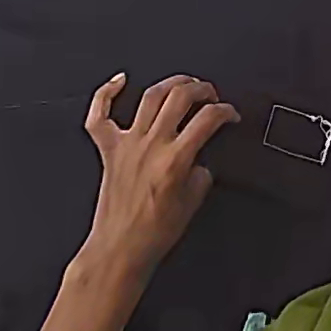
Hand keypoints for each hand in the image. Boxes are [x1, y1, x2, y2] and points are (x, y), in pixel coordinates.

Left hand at [76, 74, 238, 285]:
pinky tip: (120, 81)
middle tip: (210, 94)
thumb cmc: (154, 233)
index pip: (208, 118)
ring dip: (171, 83)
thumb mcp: (193, 202)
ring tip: (184, 83)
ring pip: (150, 96)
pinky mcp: (109, 150)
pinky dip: (107, 94)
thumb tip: (199, 159)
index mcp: (175, 159)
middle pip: (180, 96)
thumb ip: (201, 172)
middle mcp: (151, 145)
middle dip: (202, 88)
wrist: (120, 249)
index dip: (226, 111)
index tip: (230, 114)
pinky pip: (100, 116)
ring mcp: (128, 144)